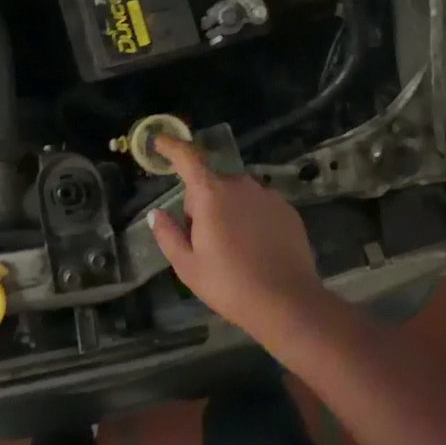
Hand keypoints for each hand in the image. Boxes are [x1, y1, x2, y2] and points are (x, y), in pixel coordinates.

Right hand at [146, 134, 327, 339]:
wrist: (289, 303)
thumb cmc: (230, 284)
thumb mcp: (187, 266)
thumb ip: (167, 234)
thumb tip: (157, 214)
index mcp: (211, 194)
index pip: (187, 158)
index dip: (171, 146)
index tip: (160, 141)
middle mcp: (240, 186)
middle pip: (211, 184)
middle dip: (203, 205)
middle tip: (205, 242)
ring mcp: (267, 196)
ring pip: (236, 195)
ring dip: (228, 211)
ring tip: (234, 250)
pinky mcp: (288, 210)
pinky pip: (259, 206)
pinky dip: (252, 220)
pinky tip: (257, 250)